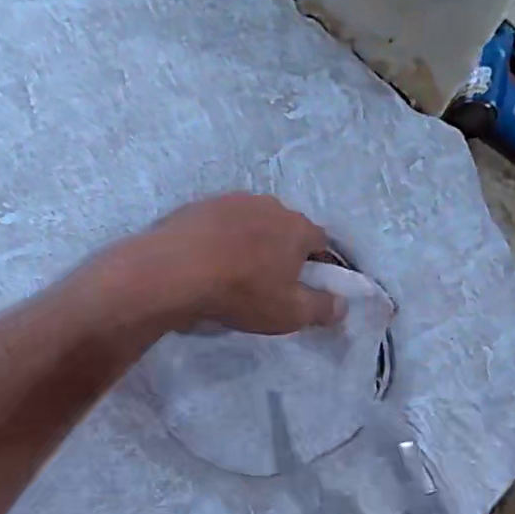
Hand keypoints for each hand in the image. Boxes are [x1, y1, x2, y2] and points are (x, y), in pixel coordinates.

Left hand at [120, 193, 342, 333]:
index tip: (305, 284)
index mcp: (297, 227)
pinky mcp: (198, 205)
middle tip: (269, 281)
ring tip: (234, 271)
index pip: (321, 242)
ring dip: (250, 242)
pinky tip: (207, 261)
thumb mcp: (290, 313)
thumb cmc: (242, 293)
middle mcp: (269, 205)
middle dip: (283, 250)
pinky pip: (220, 223)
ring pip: (252, 222)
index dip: (318, 264)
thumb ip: (323, 308)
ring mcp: (231, 201)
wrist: (171, 272)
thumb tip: (343, 305)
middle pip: (286, 228)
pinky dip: (220, 239)